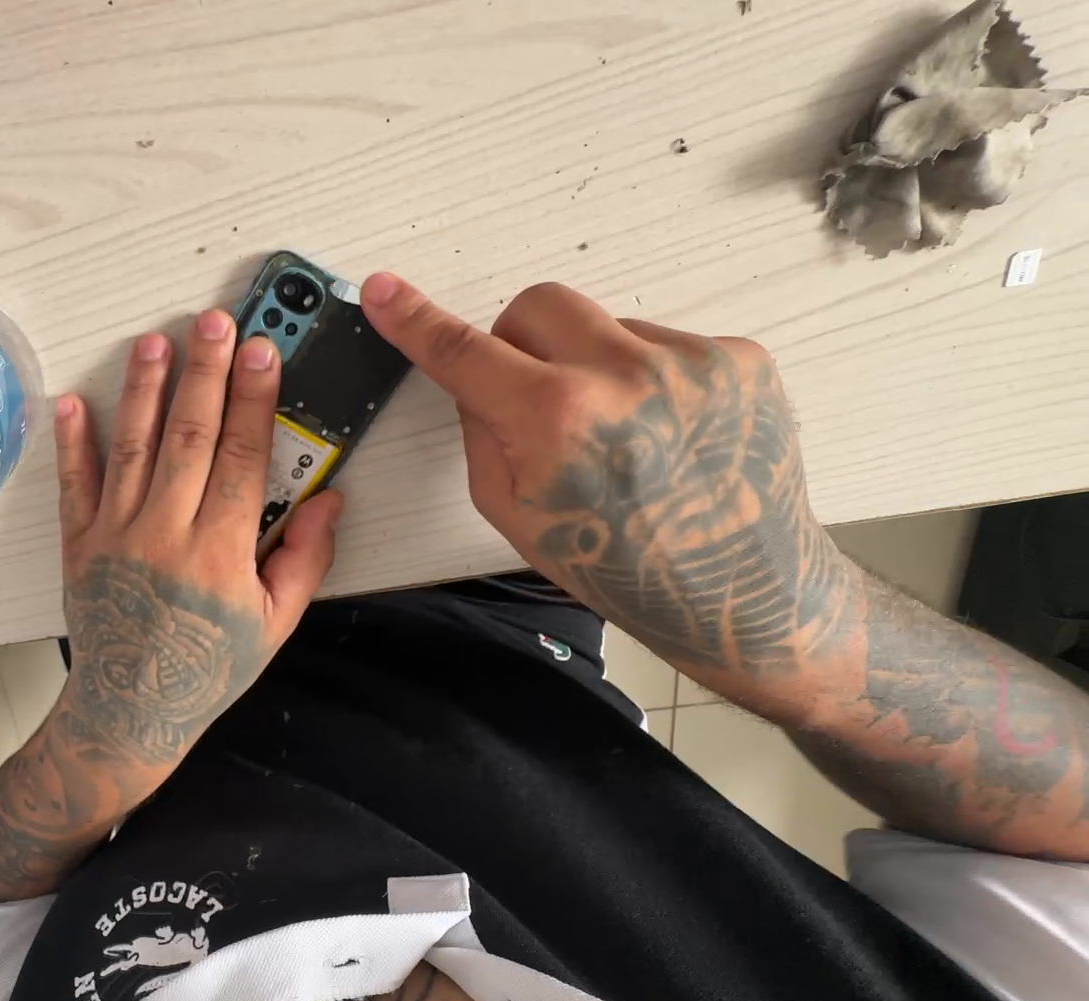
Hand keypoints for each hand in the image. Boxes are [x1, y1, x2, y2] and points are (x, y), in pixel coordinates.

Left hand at [53, 310, 344, 762]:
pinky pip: (76, 485)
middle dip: (205, 373)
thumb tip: (332, 498)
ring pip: (133, 448)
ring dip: (145, 390)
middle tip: (214, 320)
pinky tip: (74, 402)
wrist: (131, 709)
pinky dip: (74, 443)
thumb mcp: (274, 625)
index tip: (263, 352)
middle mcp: (166, 533)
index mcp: (222, 552)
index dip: (256, 399)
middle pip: (189, 437)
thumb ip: (306, 559)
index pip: (245, 458)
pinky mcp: (80, 544)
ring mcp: (116, 535)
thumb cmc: (208, 670)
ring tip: (155, 341)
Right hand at [359, 275, 855, 681]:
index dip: (413, 319)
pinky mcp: (742, 357)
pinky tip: (661, 433)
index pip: (463, 352)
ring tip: (617, 435)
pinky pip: (659, 343)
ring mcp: (692, 358)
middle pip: (537, 304)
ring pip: (602, 326)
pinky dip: (641, 378)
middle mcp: (625, 371)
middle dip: (517, 341)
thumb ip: (482, 433)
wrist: (742, 590)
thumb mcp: (510, 510)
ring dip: (586, 366)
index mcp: (555, 418)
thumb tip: (481, 381)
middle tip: (529, 397)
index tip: (381, 288)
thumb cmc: (609, 562)